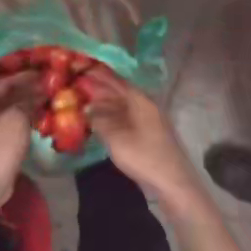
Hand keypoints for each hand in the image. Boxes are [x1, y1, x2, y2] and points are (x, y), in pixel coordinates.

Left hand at [0, 72, 43, 199]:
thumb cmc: (0, 148)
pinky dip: (25, 116)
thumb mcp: (16, 120)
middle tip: (48, 84)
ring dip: (27, 102)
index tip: (43, 72)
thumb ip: (26, 102)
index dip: (24, 76)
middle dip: (28, 89)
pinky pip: (11, 121)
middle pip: (7, 94)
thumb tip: (36, 94)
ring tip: (48, 97)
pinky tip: (40, 116)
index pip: (5, 82)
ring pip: (10, 108)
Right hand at [82, 70, 202, 206]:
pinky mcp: (148, 136)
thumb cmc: (143, 157)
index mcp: (141, 103)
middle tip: (79, 87)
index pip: (118, 82)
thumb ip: (100, 121)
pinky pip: (126, 120)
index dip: (101, 75)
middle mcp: (146, 108)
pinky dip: (112, 118)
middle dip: (101, 90)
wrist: (172, 182)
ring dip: (105, 105)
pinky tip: (100, 123)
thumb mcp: (116, 139)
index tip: (84, 69)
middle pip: (121, 94)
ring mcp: (149, 122)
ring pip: (123, 108)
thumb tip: (87, 108)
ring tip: (85, 105)